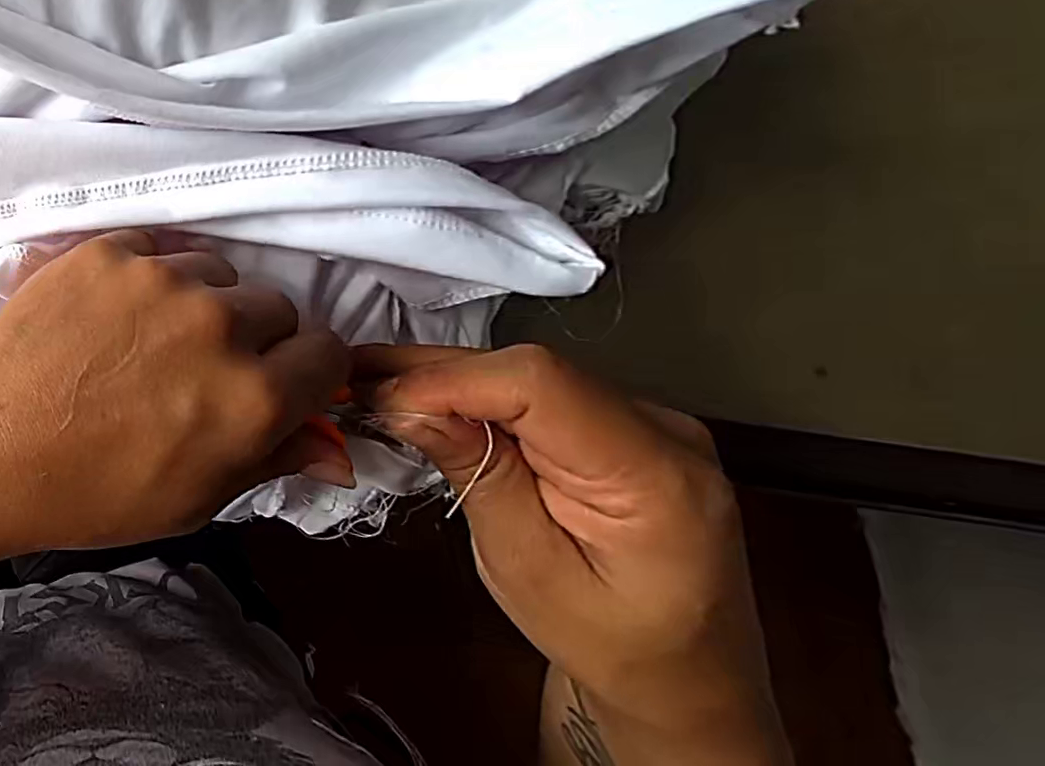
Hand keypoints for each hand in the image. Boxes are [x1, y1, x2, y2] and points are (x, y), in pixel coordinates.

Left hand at [0, 230, 353, 559]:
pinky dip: (150, 278)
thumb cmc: (92, 493)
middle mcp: (221, 326)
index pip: (329, 352)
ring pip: (221, 274)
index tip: (279, 381)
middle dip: (257, 337)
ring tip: (152, 337)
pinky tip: (114, 313)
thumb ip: (275, 459)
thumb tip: (339, 453)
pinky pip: (162, 250)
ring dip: (204, 302)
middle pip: (279, 307)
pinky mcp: (113, 251)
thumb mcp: (195, 499)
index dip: (306, 371)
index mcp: (254, 397)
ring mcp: (164, 279)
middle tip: (203, 365)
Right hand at [359, 344, 787, 765]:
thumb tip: (407, 406)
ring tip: (380, 381)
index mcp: (654, 475)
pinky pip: (539, 388)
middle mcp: (661, 425)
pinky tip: (432, 395)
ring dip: (450, 377)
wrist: (686, 674)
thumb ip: (477, 477)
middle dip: (437, 371)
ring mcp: (647, 415)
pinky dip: (478, 391)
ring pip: (527, 371)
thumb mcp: (528, 571)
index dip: (452, 378)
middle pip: (529, 369)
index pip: (541, 385)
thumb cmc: (609, 645)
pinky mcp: (622, 418)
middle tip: (358, 374)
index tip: (380, 394)